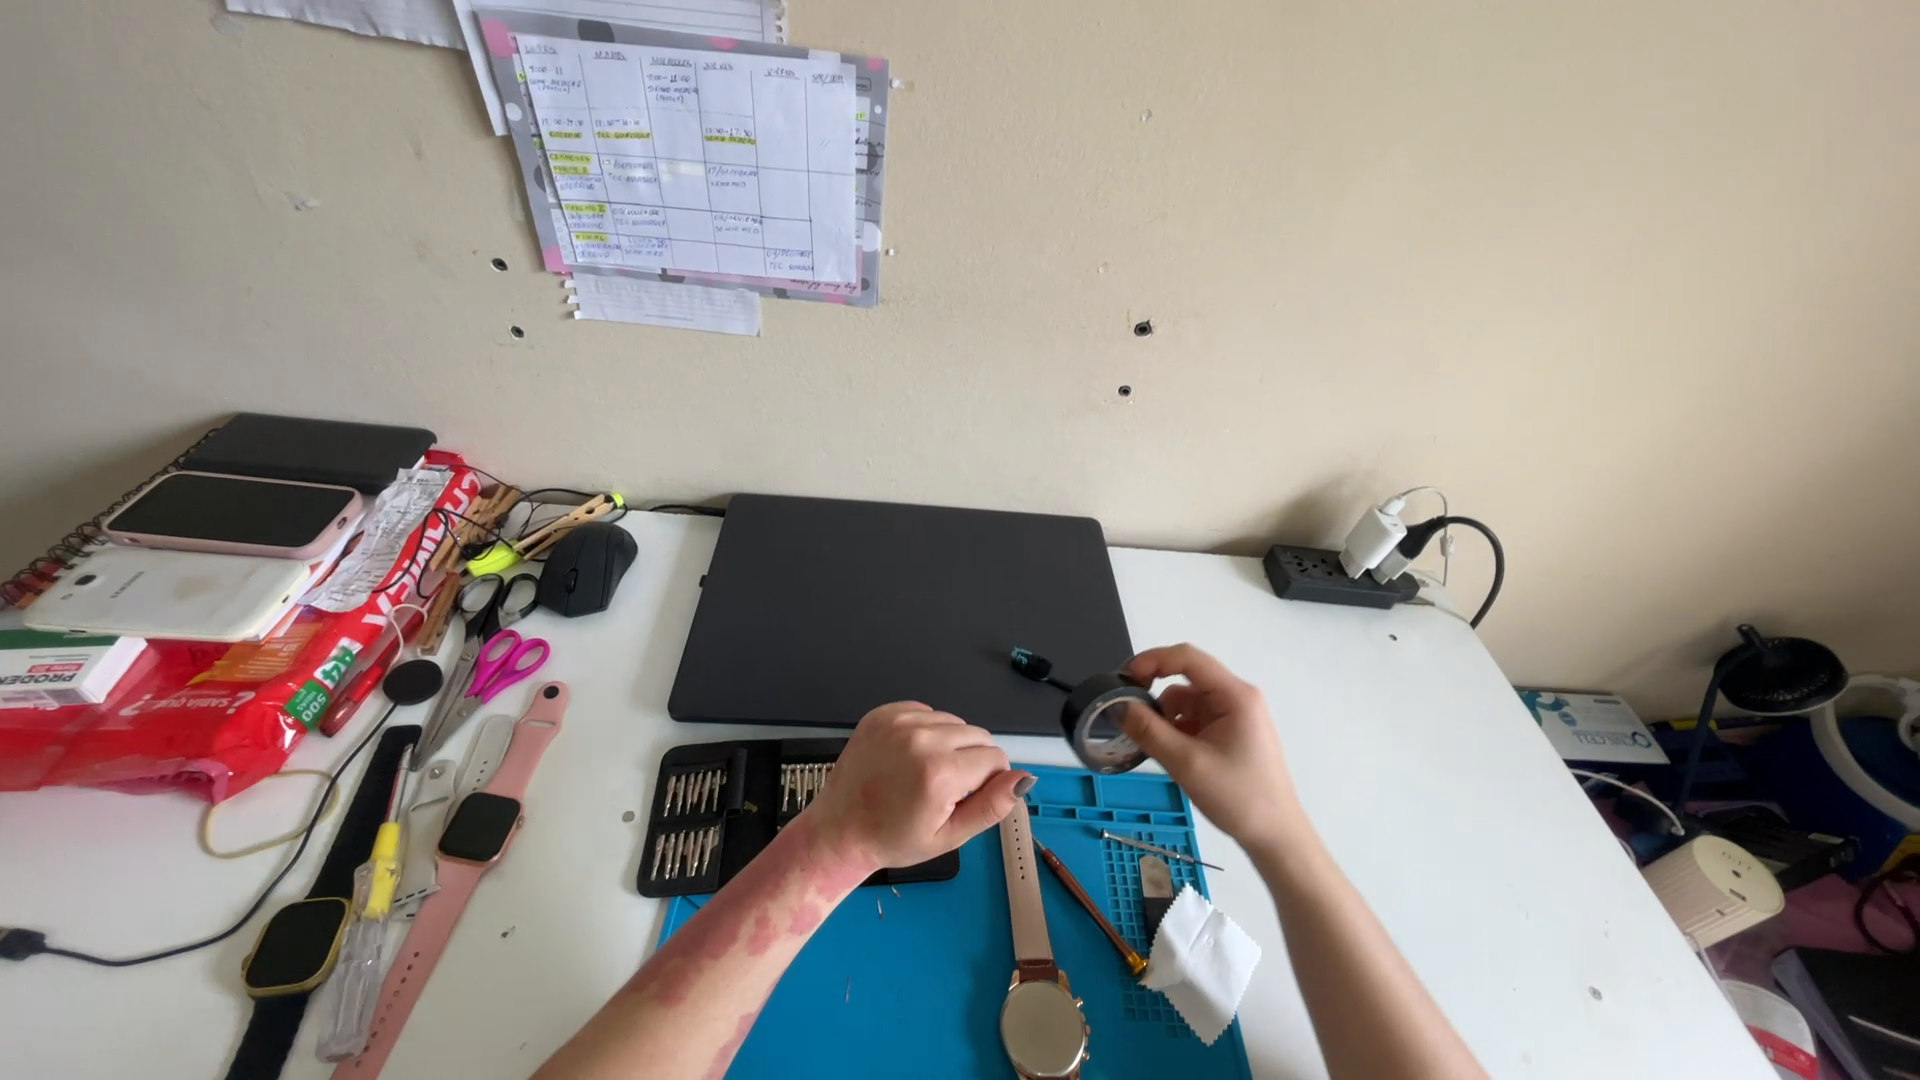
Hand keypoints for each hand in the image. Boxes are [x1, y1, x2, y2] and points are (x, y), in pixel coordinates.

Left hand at [804, 702, 1032, 871]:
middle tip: (944, 789)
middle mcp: (921, 738)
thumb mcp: (949, 835)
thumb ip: (991, 806)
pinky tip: (910, 757)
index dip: (988, 781)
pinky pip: (928, 712)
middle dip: (971, 761)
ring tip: (925, 772)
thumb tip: (1024, 778)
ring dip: (950, 744)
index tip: (964, 798)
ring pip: (955, 722)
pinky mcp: (884, 712)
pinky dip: (928, 731)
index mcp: (940, 772)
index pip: (995, 758)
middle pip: (978, 736)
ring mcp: (900, 721)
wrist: (840, 829)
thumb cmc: (894, 839)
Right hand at [1118, 644, 1304, 850]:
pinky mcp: (1230, 734)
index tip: (1122, 678)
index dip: (1151, 660)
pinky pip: (1194, 719)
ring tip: (1152, 745)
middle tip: (1127, 713)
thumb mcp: (1186, 763)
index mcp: (1235, 695)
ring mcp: (1235, 716)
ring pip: (1187, 702)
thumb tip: (1117, 705)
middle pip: (1186, 679)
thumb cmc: (1238, 797)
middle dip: (1155, 694)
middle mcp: (1237, 698)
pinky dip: (1176, 730)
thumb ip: (1148, 730)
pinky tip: (1169, 754)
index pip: (1188, 658)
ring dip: (1165, 717)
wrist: (1276, 838)